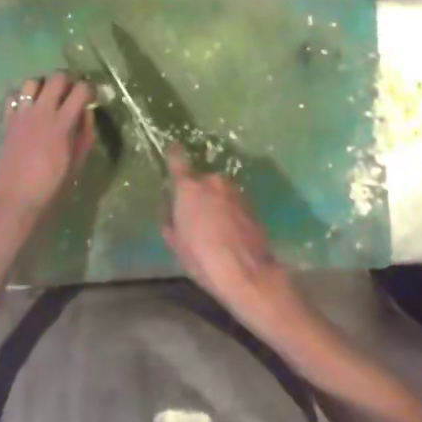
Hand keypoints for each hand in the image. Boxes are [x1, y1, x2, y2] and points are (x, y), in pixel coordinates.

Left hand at [0, 72, 93, 220]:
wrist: (17, 199)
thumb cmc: (52, 186)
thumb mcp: (77, 162)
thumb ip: (84, 134)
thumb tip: (86, 111)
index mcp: (61, 123)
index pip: (80, 90)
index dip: (89, 89)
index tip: (91, 96)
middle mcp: (41, 112)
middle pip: (56, 78)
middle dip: (68, 80)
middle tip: (71, 93)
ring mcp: (21, 115)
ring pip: (31, 82)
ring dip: (43, 86)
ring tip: (48, 98)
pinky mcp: (7, 122)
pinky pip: (12, 98)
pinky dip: (22, 98)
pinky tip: (28, 109)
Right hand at [162, 146, 291, 316]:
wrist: (245, 272)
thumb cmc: (201, 257)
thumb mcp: (175, 242)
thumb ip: (169, 219)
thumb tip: (170, 209)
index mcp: (189, 188)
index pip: (177, 160)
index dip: (173, 154)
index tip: (172, 149)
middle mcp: (213, 183)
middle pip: (201, 180)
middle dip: (197, 192)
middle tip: (193, 214)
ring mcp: (235, 192)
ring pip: (219, 191)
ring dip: (215, 201)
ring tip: (212, 226)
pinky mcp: (252, 206)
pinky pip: (233, 203)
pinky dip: (229, 211)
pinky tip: (228, 232)